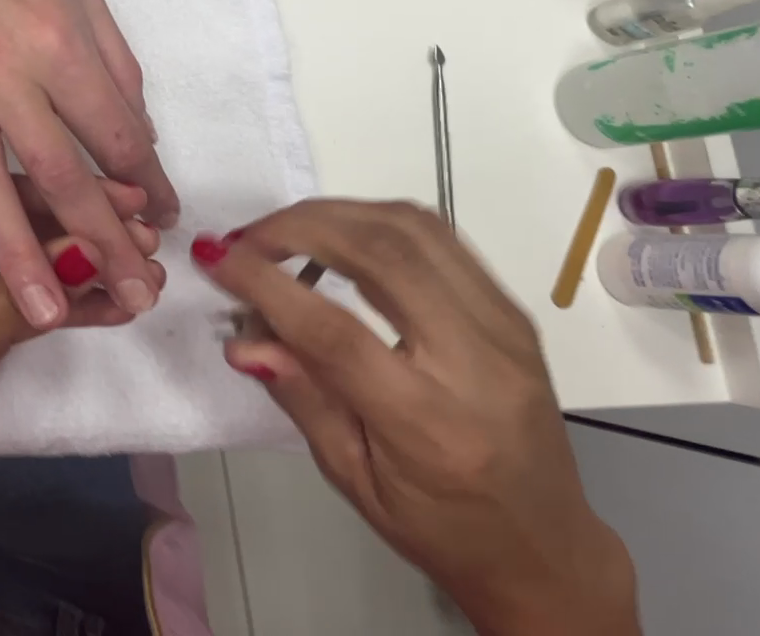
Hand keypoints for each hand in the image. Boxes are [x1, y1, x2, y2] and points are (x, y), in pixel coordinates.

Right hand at [0, 0, 179, 330]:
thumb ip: (115, 71)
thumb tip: (137, 144)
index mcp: (59, 46)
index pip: (115, 136)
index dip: (148, 184)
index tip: (162, 221)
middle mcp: (5, 75)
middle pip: (59, 175)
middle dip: (101, 241)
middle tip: (134, 296)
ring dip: (19, 252)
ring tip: (46, 312)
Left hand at [0, 179, 161, 498]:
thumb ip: (29, 288)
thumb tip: (100, 247)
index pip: (8, 197)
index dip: (71, 199)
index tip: (132, 202)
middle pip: (29, 231)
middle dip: (89, 237)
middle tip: (150, 243)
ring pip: (37, 273)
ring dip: (89, 277)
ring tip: (148, 280)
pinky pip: (33, 309)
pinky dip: (72, 310)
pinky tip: (117, 308)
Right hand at [194, 201, 639, 635]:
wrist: (545, 546)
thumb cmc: (436, 524)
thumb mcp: (352, 478)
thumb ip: (301, 398)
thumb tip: (241, 341)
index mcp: (430, 425)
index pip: (335, 333)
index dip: (265, 284)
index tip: (214, 257)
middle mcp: (478, 363)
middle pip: (381, 255)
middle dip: (296, 228)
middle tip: (242, 238)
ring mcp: (504, 328)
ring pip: (412, 228)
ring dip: (333, 213)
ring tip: (279, 231)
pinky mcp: (512, 310)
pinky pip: (438, 236)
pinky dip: (372, 218)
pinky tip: (334, 233)